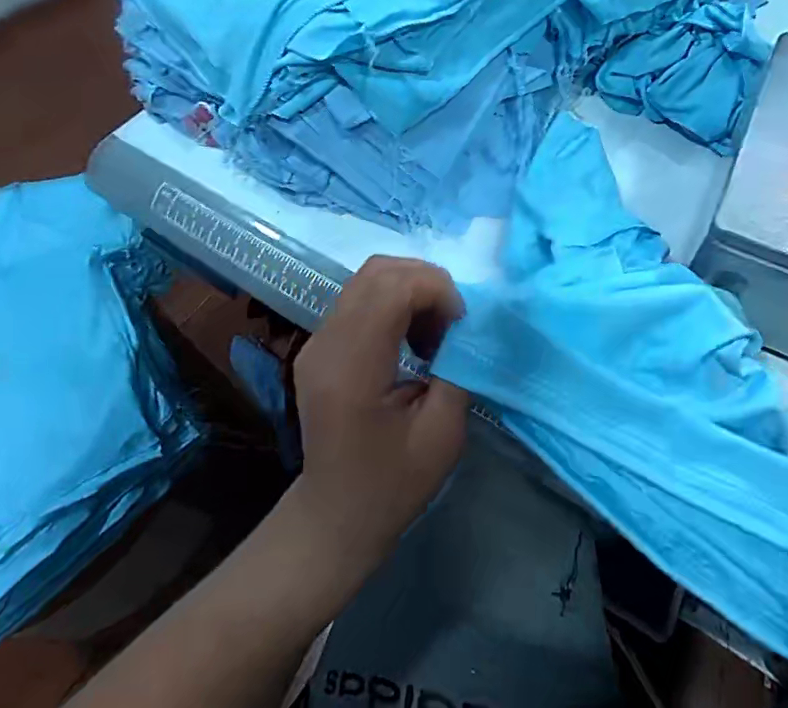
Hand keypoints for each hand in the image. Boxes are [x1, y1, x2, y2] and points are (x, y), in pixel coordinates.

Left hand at [290, 256, 470, 558]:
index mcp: (352, 368)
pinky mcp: (321, 344)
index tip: (461, 328)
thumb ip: (459, 368)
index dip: (437, 290)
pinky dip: (395, 302)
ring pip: (369, 278)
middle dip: (428, 283)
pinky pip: (361, 297)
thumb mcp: (443, 433)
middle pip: (378, 271)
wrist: (336, 515)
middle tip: (452, 325)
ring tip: (434, 335)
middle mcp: (326, 344)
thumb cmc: (393, 484)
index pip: (392, 287)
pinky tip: (412, 339)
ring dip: (412, 291)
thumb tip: (469, 325)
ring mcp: (317, 341)